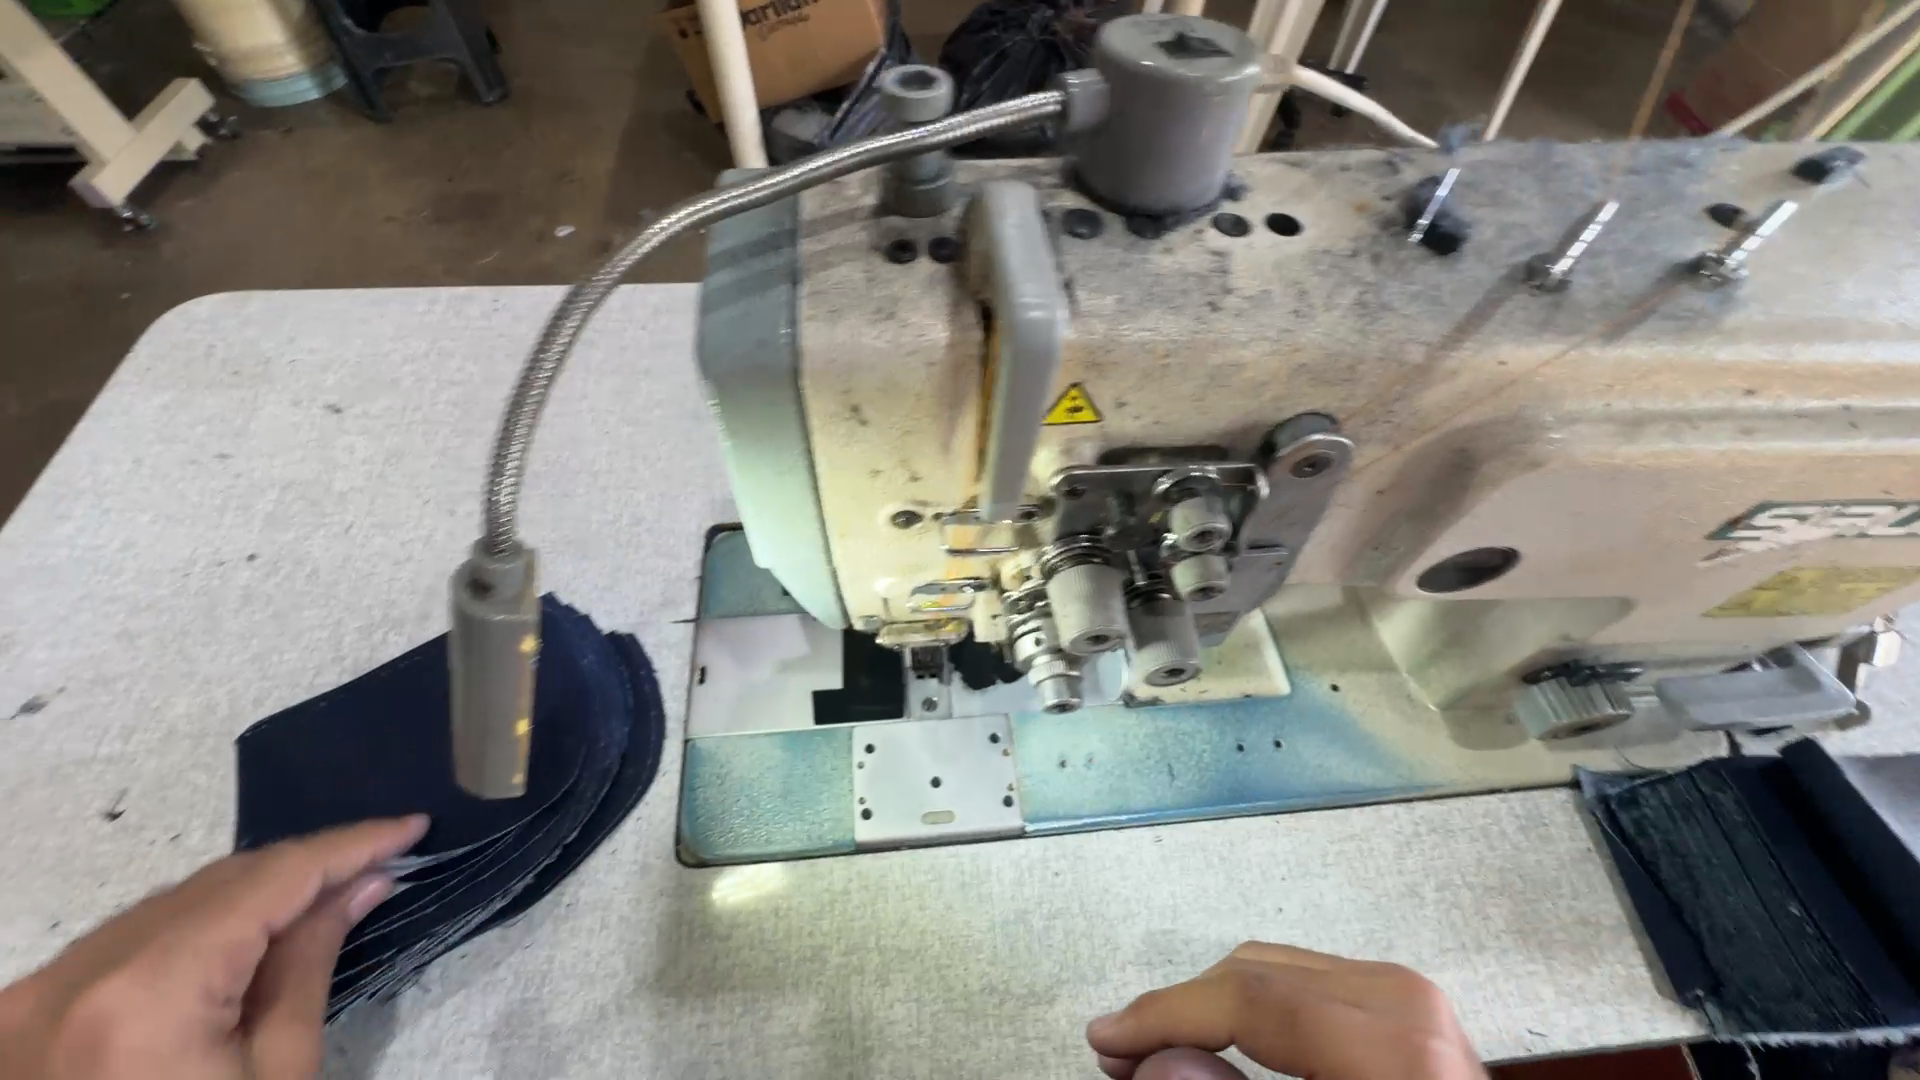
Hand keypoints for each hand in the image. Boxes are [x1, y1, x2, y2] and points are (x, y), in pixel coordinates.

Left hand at [0, 816, 427, 1079]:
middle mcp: (78, 976)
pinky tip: (255, 928)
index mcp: (149, 993)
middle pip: (222, 881)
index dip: (352, 845)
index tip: (412, 827)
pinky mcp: (21, 1012)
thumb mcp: (280, 1068)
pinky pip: (135, 934)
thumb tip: (362, 885)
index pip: (274, 879)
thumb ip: (311, 962)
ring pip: (178, 900)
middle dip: (311, 863)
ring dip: (260, 888)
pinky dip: (206, 919)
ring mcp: (35, 995)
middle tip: (384, 857)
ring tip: (331, 888)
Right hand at [1086, 942, 1486, 1079]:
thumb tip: (1152, 1062)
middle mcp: (1402, 998)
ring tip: (1160, 1048)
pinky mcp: (1400, 999)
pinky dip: (1246, 1005)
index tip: (1103, 1040)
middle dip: (1178, 1012)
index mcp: (1395, 1049)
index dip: (1166, 1015)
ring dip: (1206, 1007)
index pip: (1252, 999)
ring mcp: (1404, 992)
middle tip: (1121, 1057)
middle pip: (1253, 974)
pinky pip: (1297, 980)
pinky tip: (1217, 1037)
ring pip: (1268, 968)